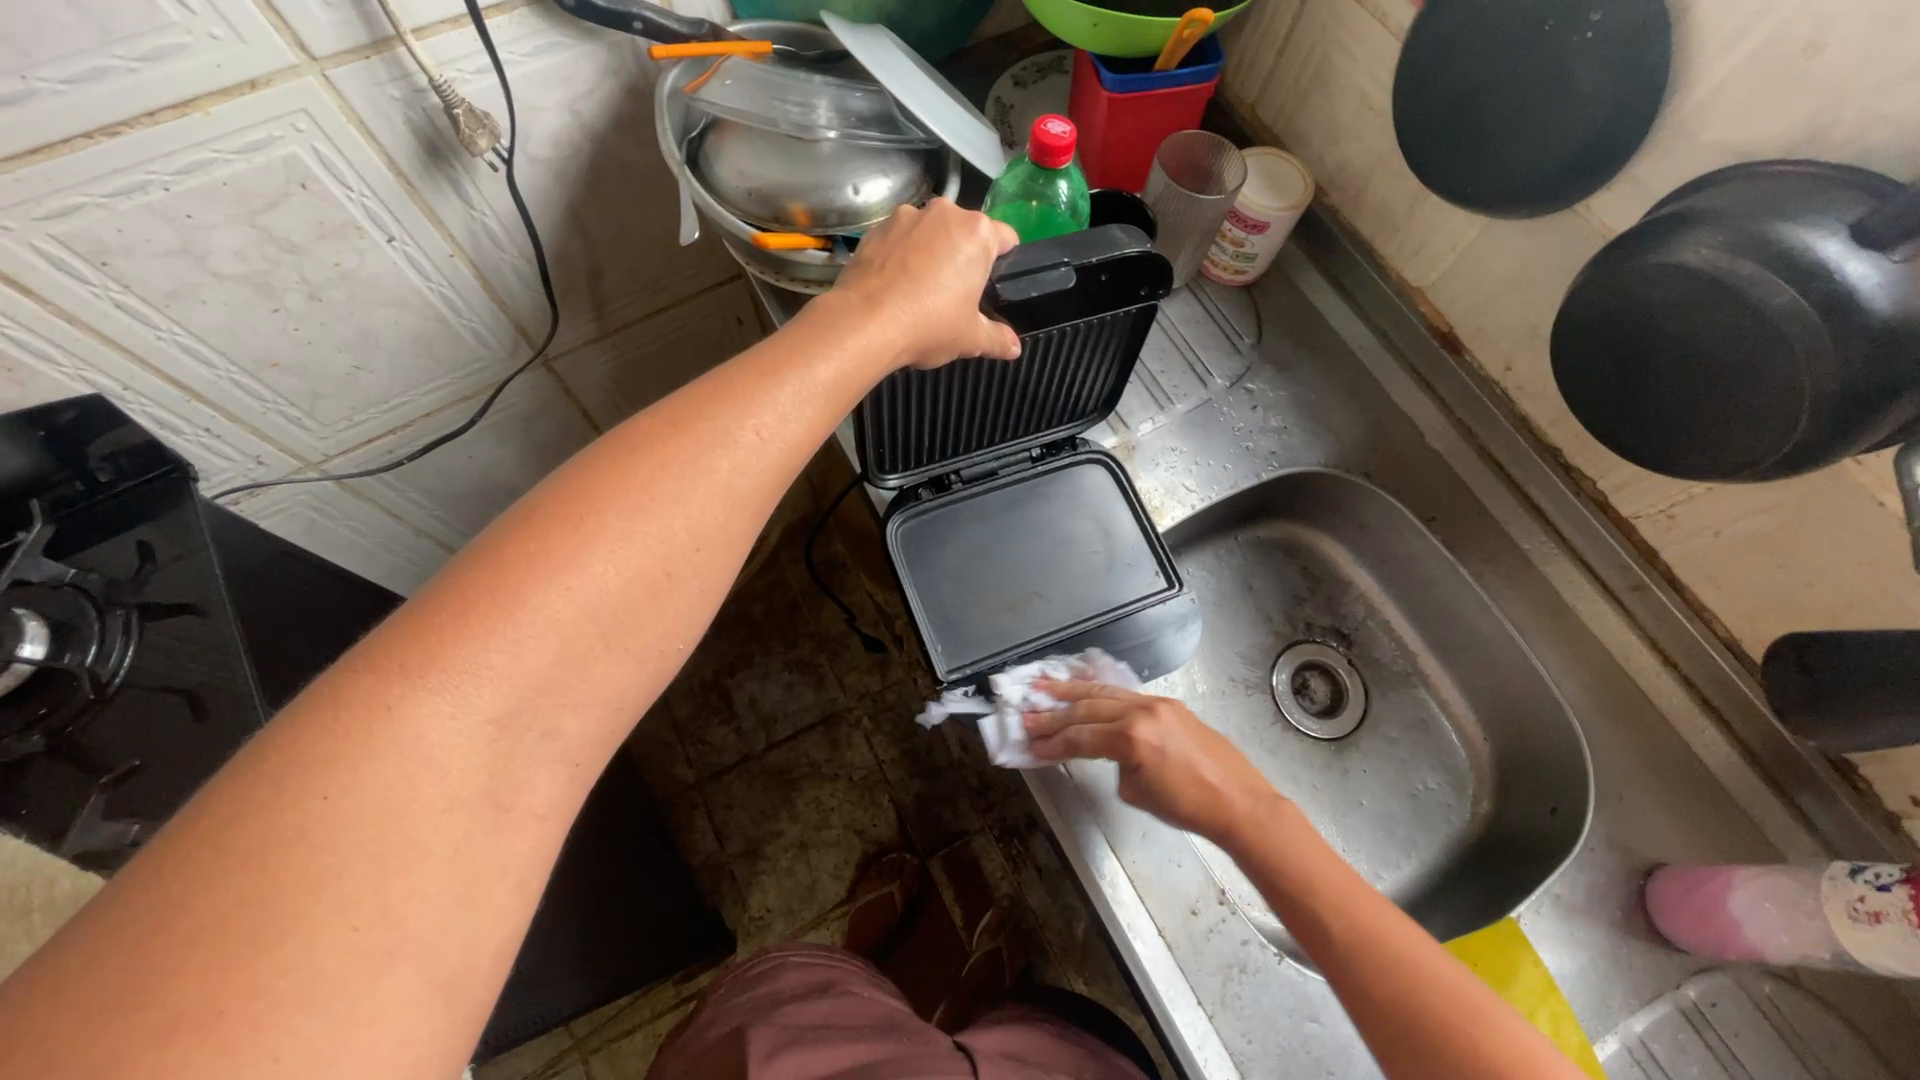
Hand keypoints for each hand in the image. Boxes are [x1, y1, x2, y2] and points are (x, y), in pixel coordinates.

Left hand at [827, 198, 1020, 369]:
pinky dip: (901, 256)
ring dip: (930, 253)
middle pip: (964, 232)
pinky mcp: (876, 229)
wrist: (864, 323)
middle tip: (955, 294)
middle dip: (963, 257)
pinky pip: (899, 239)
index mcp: (977, 233)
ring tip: (920, 291)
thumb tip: (1014, 348)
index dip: (1004, 261)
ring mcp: (906, 217)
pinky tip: (895, 287)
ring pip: (929, 233)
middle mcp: (944, 213)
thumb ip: (997, 338)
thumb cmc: (928, 325)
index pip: (1005, 238)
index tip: (993, 283)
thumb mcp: (970, 338)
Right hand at [1025, 681, 1284, 846]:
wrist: (1238, 801)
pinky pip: (1126, 693)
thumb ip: (1115, 765)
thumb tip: (1109, 752)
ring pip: (1105, 693)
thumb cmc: (1188, 807)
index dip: (1052, 743)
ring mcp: (1157, 704)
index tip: (1029, 744)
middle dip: (1054, 713)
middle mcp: (1141, 712)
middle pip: (1087, 708)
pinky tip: (1086, 690)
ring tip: (1044, 686)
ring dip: (1073, 691)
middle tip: (1026, 714)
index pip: (1080, 737)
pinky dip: (1101, 693)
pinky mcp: (1169, 705)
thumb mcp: (1138, 793)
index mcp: (1131, 737)